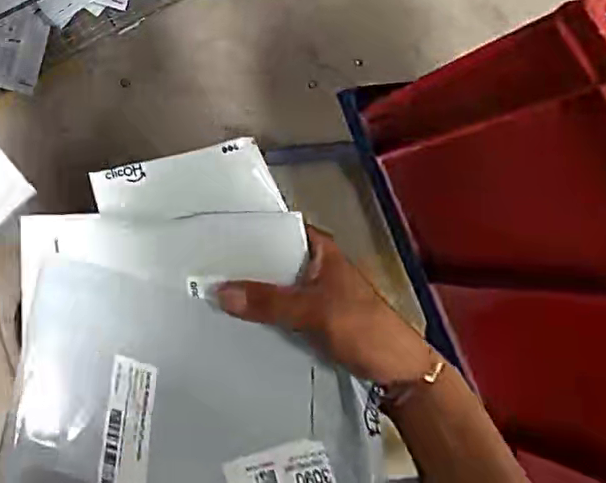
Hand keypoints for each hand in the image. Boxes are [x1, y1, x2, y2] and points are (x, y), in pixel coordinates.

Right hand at [218, 226, 436, 386]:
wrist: (401, 378)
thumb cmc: (366, 329)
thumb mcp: (315, 312)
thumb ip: (269, 302)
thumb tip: (221, 292)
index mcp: (319, 246)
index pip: (274, 227)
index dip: (246, 229)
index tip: (213, 233)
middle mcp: (313, 263)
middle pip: (270, 257)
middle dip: (242, 263)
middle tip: (204, 264)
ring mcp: (311, 290)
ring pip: (272, 284)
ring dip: (250, 289)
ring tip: (213, 288)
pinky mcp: (309, 316)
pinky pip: (277, 306)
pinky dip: (261, 310)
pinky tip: (237, 315)